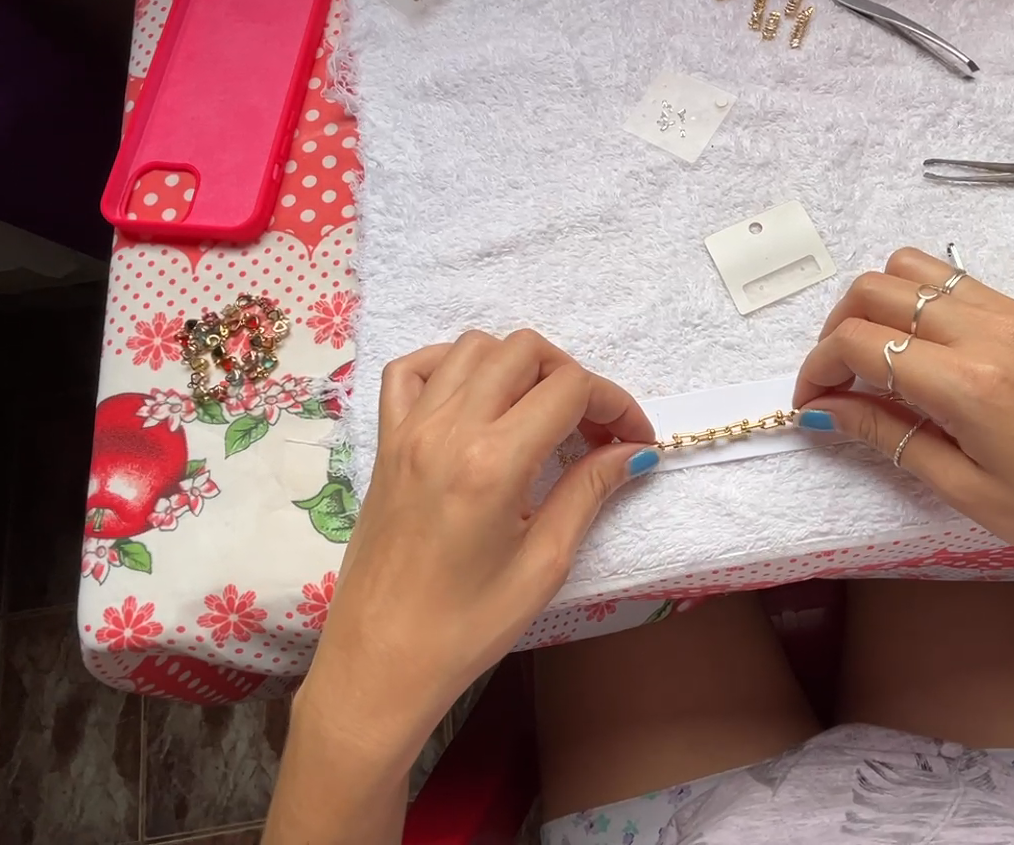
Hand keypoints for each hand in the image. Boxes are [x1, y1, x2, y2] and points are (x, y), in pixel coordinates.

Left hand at [301, 329, 656, 755]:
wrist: (377, 665)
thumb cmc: (467, 628)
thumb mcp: (545, 563)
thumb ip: (591, 490)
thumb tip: (635, 450)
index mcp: (492, 462)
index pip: (570, 388)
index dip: (616, 403)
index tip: (634, 438)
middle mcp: (447, 429)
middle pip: (525, 350)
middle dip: (573, 377)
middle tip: (591, 429)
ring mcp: (409, 428)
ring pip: (474, 347)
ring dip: (519, 367)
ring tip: (539, 415)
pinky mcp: (385, 440)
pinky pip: (413, 368)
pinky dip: (452, 365)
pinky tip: (476, 399)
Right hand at [794, 248, 1013, 594]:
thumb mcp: (960, 486)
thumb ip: (884, 433)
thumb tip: (822, 409)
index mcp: (969, 383)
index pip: (859, 342)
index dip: (817, 368)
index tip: (810, 402)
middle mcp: (989, 330)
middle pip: (875, 289)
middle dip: (835, 330)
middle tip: (836, 380)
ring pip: (910, 268)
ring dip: (874, 304)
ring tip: (873, 356)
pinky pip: (952, 281)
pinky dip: (915, 302)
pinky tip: (920, 349)